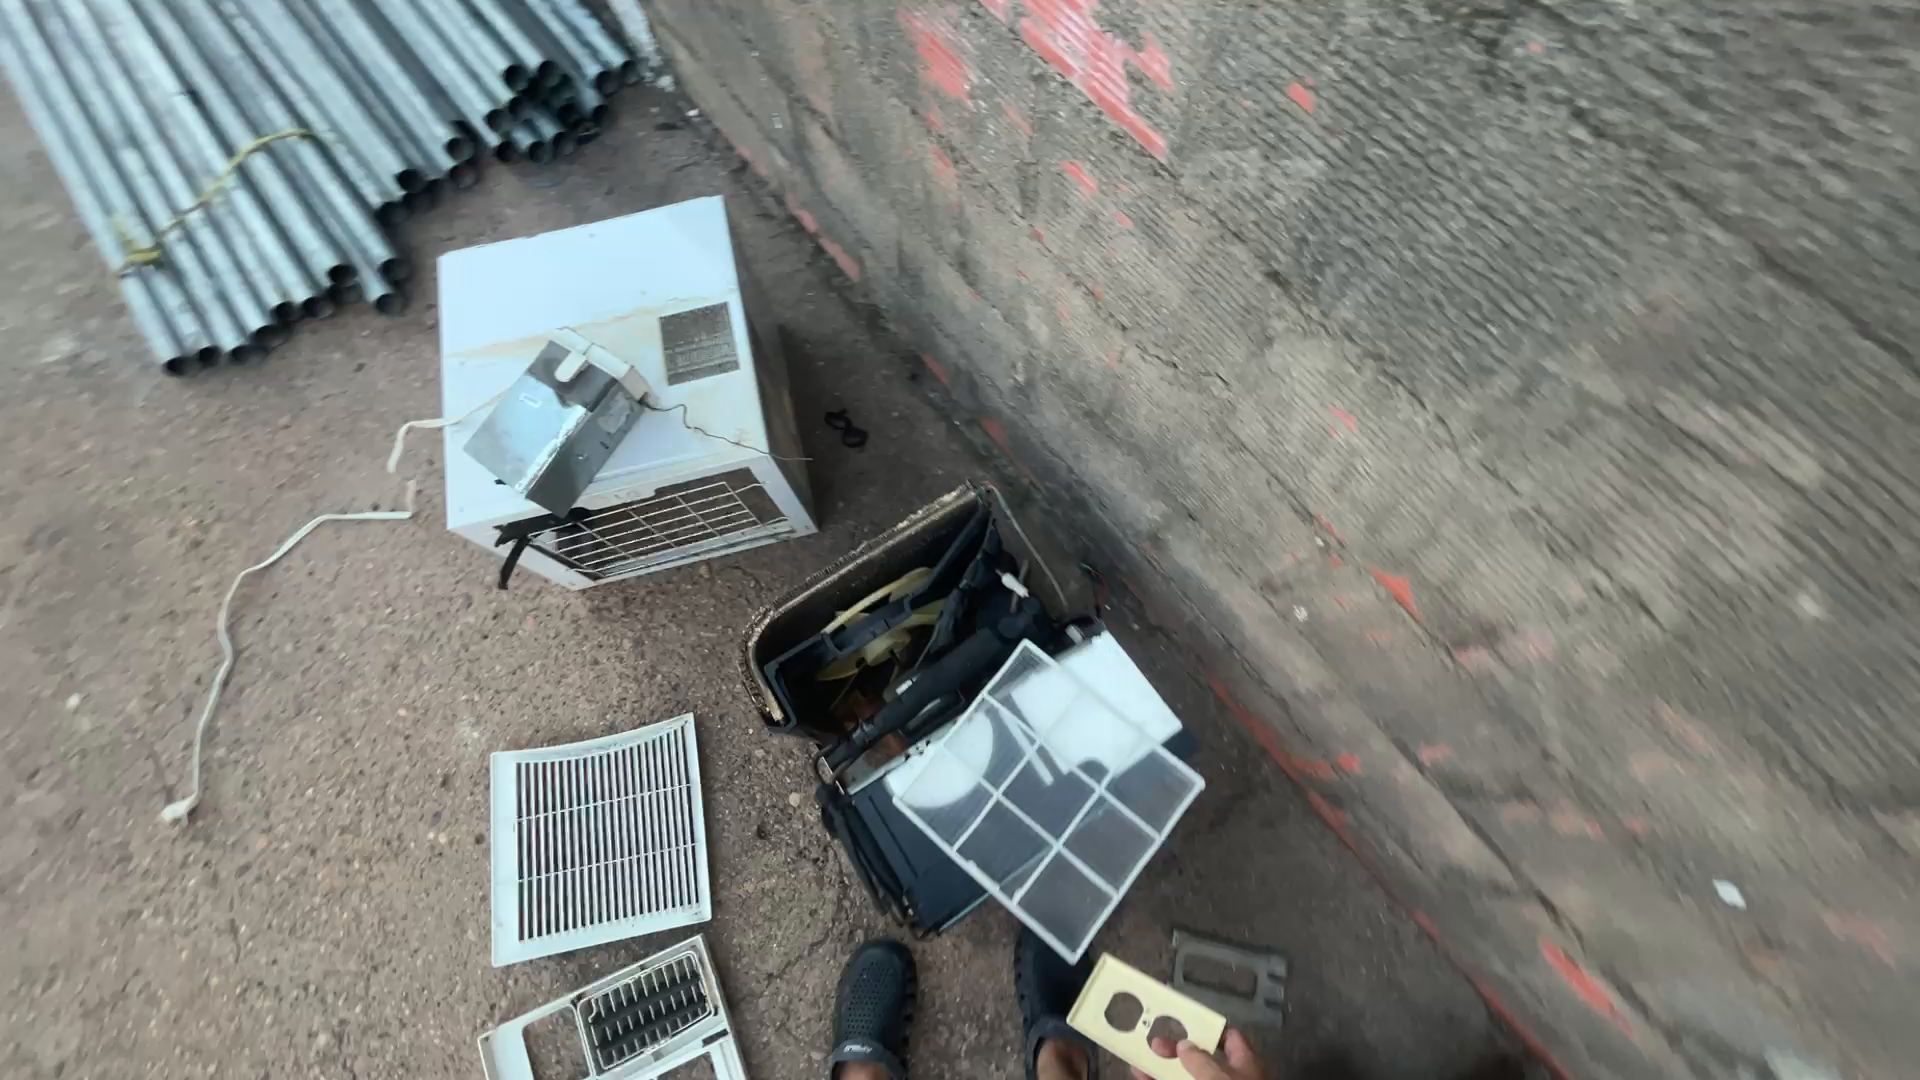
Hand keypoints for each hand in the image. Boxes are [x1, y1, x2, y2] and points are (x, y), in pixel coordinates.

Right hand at [1131, 1028, 1265, 1079]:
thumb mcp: (1217, 1077)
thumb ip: (1200, 1059)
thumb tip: (1184, 1045)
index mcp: (1244, 1065)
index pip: (1229, 1038)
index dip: (1207, 1029)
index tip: (1182, 1023)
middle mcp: (1230, 1079)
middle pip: (1202, 1059)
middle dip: (1176, 1050)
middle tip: (1154, 1045)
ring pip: (1186, 1078)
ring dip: (1163, 1070)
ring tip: (1140, 1062)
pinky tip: (1142, 1077)